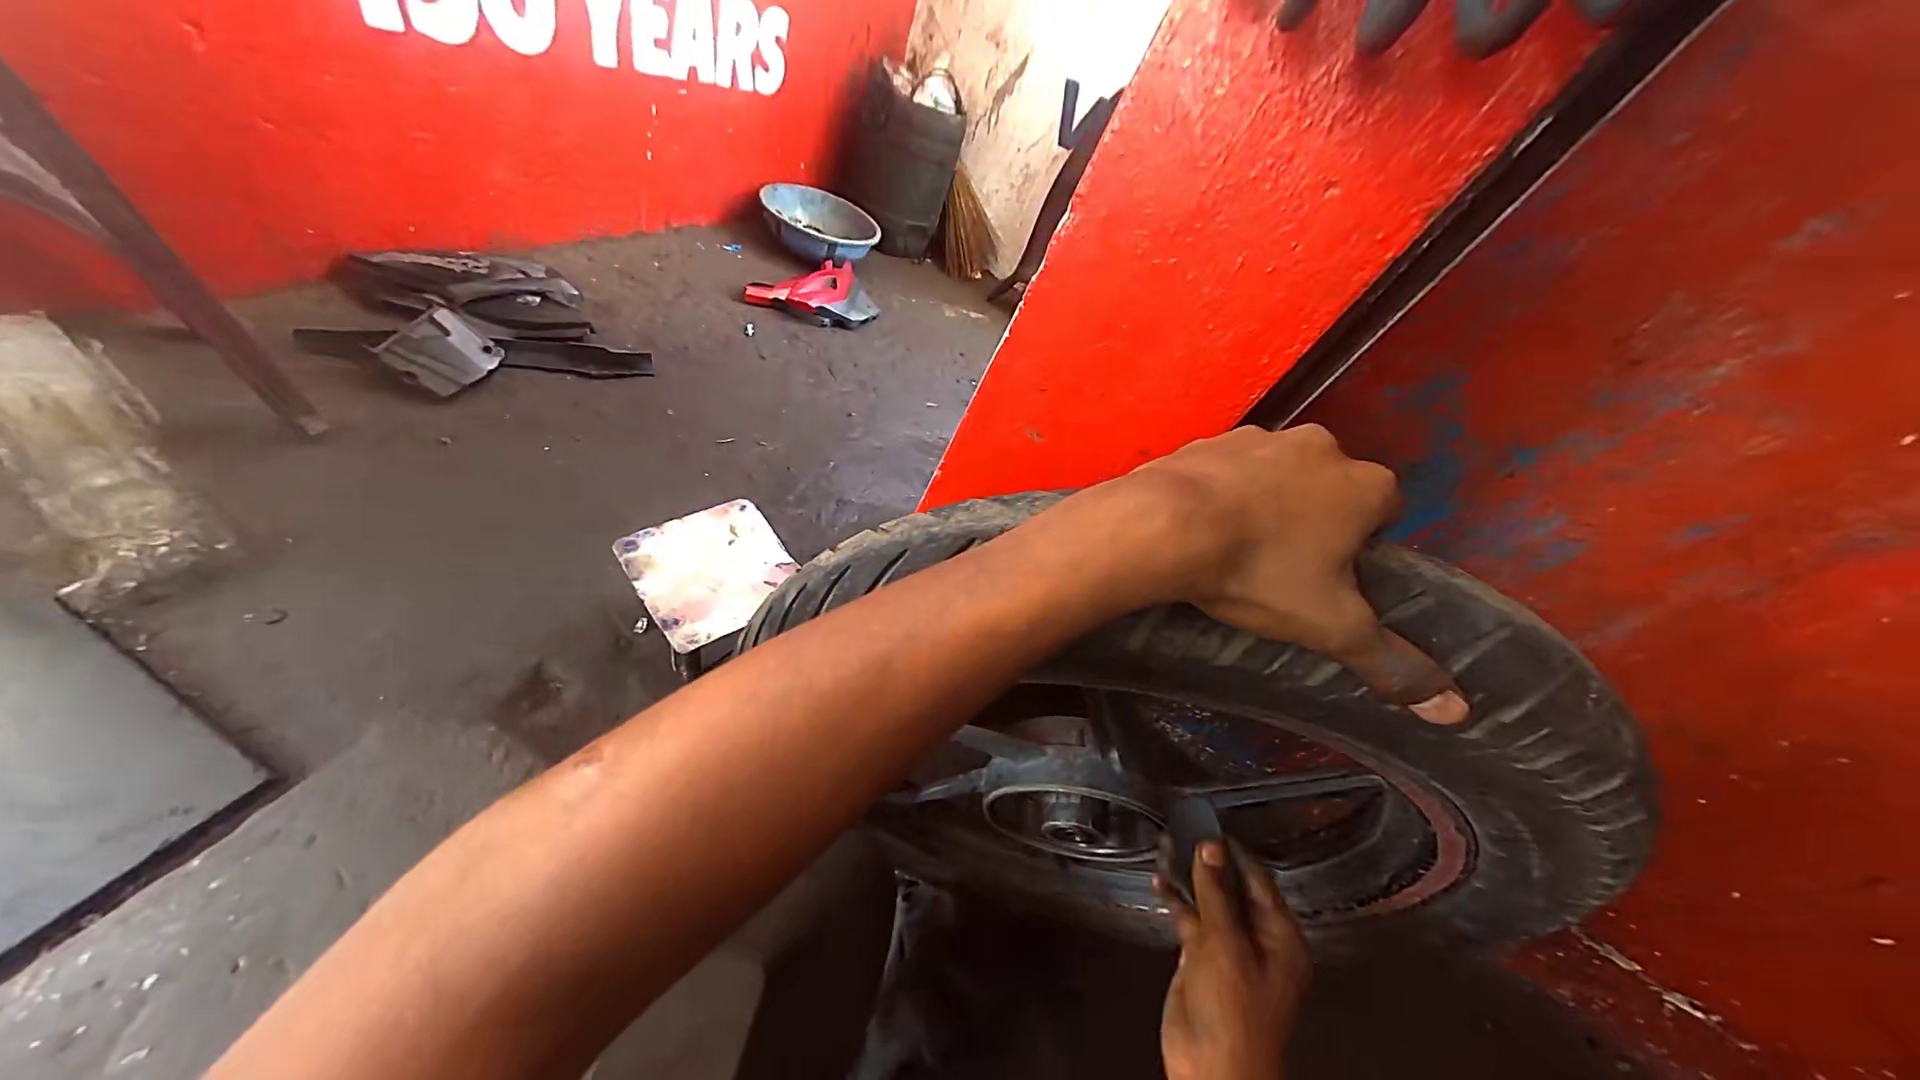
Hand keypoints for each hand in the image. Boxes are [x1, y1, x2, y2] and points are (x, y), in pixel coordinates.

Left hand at [1096, 425, 1467, 724]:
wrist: (1164, 527)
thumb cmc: (1258, 571)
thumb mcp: (1329, 625)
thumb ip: (1391, 661)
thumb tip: (1453, 710)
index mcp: (1364, 484)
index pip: (1383, 515)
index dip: (1356, 549)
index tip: (1323, 578)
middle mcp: (1318, 446)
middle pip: (1326, 491)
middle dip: (1309, 523)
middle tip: (1275, 566)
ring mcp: (1257, 437)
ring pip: (1273, 477)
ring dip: (1261, 505)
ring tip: (1230, 548)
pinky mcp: (1207, 440)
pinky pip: (1224, 470)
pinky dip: (1218, 493)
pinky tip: (1197, 525)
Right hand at [1156, 839, 1310, 1079]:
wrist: (1214, 1067)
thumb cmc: (1234, 1004)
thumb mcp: (1226, 943)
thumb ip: (1216, 892)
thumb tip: (1210, 844)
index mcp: (1280, 936)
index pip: (1258, 880)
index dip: (1235, 851)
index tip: (1211, 821)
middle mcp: (1257, 937)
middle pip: (1232, 888)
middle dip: (1209, 860)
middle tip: (1184, 824)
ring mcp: (1228, 948)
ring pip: (1209, 901)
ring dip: (1189, 876)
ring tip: (1166, 842)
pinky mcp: (1202, 958)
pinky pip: (1191, 920)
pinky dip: (1176, 900)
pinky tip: (1158, 880)